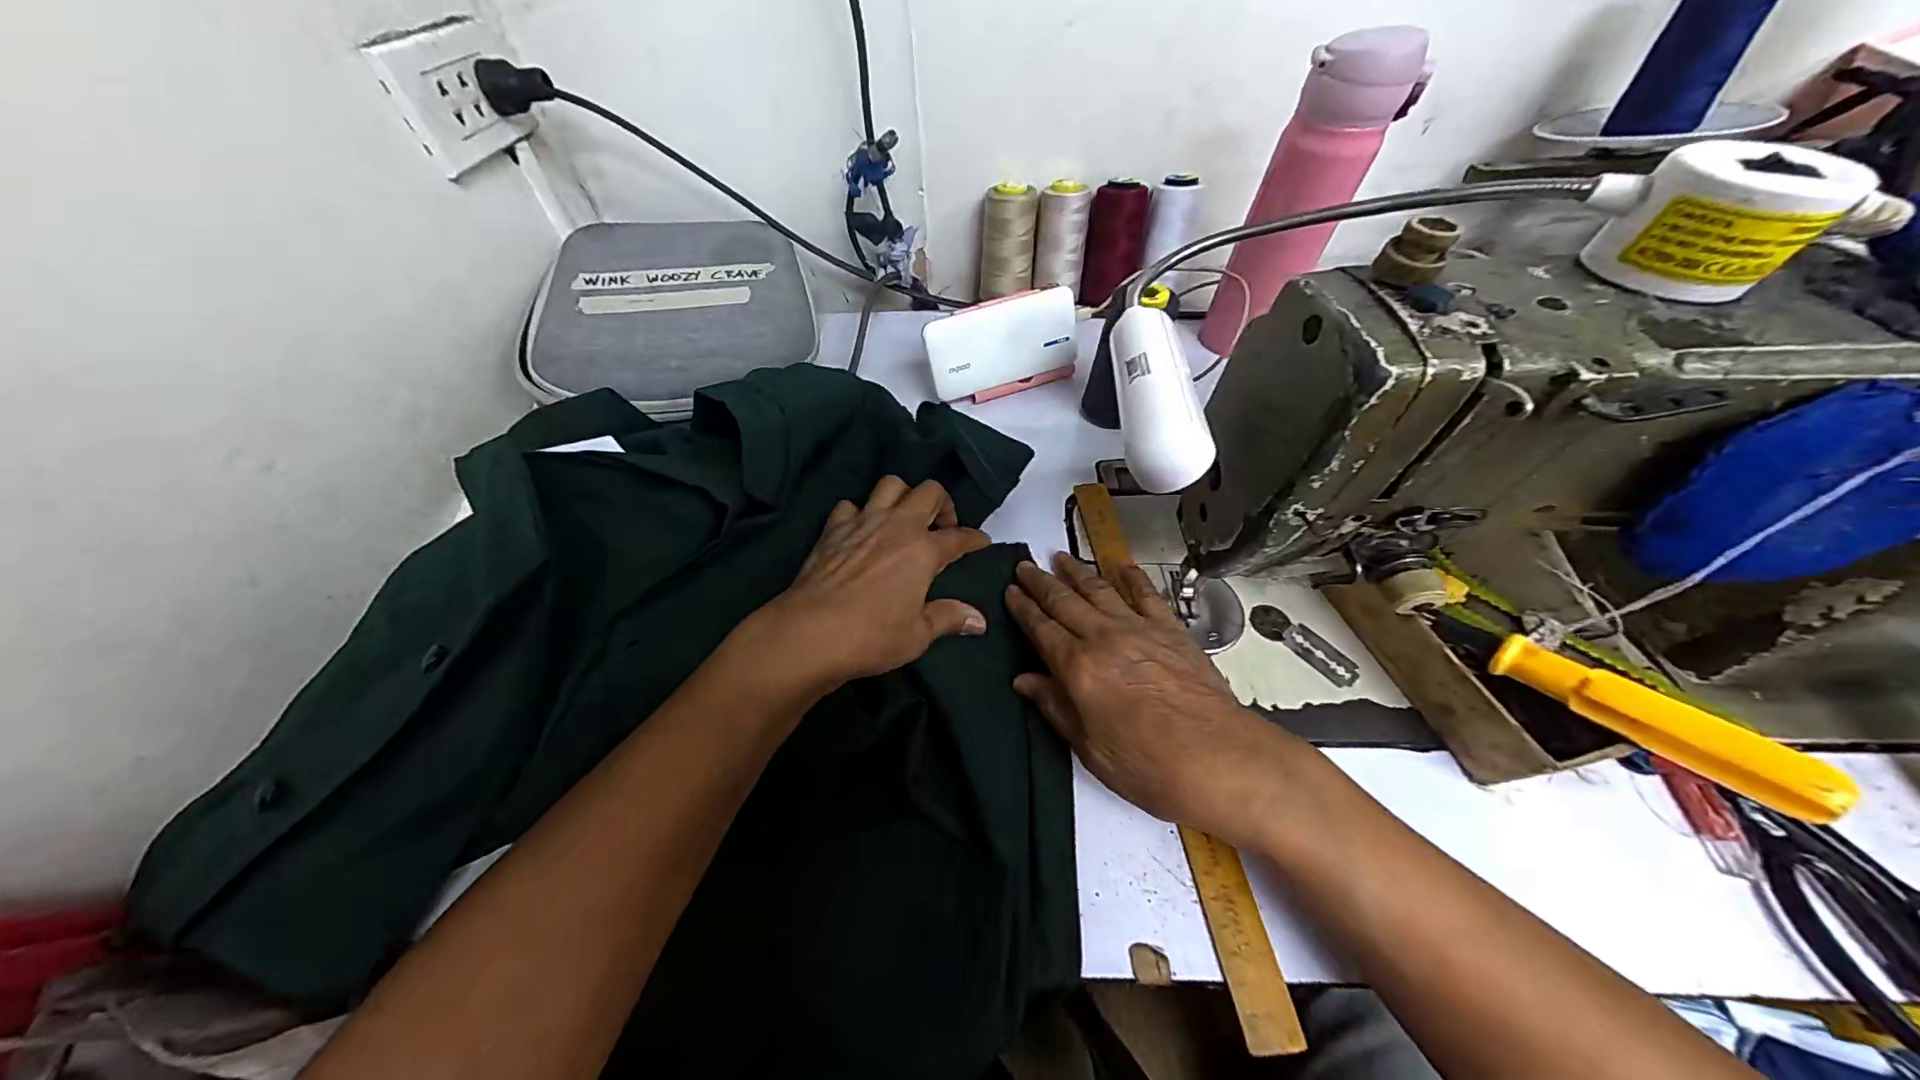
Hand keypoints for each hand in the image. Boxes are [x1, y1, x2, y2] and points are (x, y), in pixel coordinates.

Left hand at [746, 476, 991, 690]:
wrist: (810, 632)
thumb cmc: (871, 636)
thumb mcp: (918, 635)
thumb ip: (949, 619)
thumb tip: (978, 620)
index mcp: (923, 550)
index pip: (959, 537)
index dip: (975, 539)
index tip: (982, 542)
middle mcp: (896, 527)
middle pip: (928, 492)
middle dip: (942, 504)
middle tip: (942, 528)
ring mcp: (862, 522)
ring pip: (890, 485)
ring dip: (903, 496)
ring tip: (904, 519)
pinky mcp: (832, 529)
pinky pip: (850, 505)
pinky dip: (859, 512)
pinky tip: (861, 531)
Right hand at [1005, 552, 1304, 846]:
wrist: (1216, 758)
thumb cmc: (1147, 764)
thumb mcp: (1087, 747)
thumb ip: (1055, 707)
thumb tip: (1024, 681)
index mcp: (1078, 667)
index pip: (1041, 629)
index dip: (1023, 609)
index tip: (1011, 591)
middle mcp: (1105, 638)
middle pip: (1065, 601)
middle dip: (1041, 583)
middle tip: (1025, 565)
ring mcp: (1140, 630)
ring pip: (1101, 590)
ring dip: (1078, 572)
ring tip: (1060, 558)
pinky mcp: (1172, 632)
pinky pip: (1147, 596)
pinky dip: (1132, 578)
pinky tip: (1122, 566)